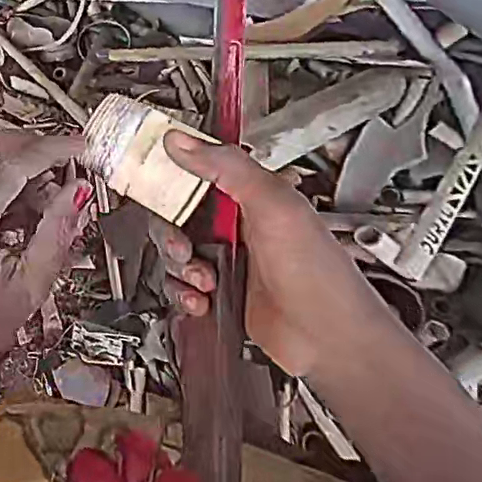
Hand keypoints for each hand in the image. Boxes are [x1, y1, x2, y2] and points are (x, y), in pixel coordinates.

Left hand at [0, 130, 91, 425]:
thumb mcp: (29, 288)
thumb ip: (56, 234)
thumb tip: (77, 194)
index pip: (10, 166)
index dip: (50, 149)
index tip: (77, 146)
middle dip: (25, 142)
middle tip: (58, 155)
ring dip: (11, 164)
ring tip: (45, 192)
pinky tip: (21, 208)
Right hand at [159, 130, 400, 376]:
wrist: (330, 342)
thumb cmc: (319, 275)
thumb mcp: (274, 207)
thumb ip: (227, 167)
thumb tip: (182, 140)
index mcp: (250, 195)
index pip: (197, 171)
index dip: (170, 176)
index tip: (151, 184)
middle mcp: (235, 225)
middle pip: (174, 216)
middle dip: (171, 234)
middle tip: (184, 247)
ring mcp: (226, 259)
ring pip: (172, 252)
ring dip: (179, 267)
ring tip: (202, 279)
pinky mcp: (218, 292)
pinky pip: (178, 285)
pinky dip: (183, 293)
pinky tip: (203, 299)